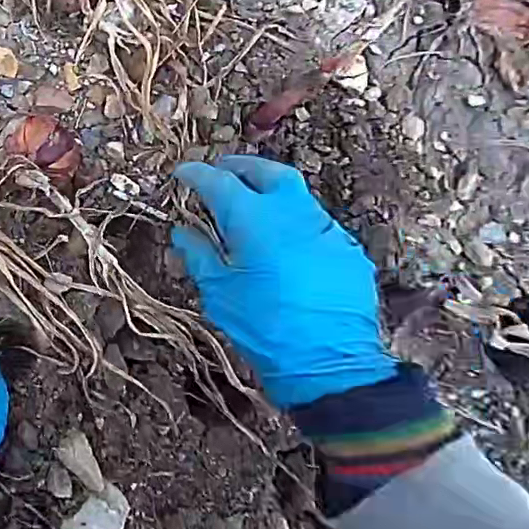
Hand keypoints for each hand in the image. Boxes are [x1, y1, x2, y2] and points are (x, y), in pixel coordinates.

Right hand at [172, 155, 395, 408]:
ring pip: (293, 192)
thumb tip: (183, 232)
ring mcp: (323, 225)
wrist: (330, 362)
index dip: (196, 174)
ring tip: (251, 204)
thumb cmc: (264, 327)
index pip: (217, 181)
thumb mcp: (219, 292)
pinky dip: (291, 219)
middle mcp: (290, 210)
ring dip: (268, 190)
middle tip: (221, 173)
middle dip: (238, 167)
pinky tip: (283, 240)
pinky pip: (313, 220)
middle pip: (264, 170)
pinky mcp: (345, 245)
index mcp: (252, 217)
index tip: (183, 173)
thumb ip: (199, 254)